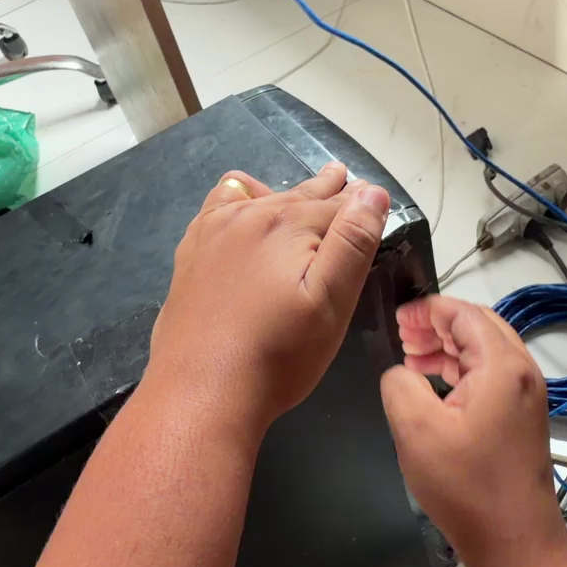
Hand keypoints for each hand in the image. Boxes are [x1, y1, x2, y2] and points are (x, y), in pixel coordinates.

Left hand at [145, 162, 392, 438]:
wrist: (201, 389)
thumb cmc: (279, 354)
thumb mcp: (332, 303)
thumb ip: (353, 243)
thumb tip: (370, 192)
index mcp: (290, 226)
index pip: (338, 205)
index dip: (360, 203)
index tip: (374, 196)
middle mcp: (251, 216)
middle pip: (299, 195)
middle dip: (326, 189)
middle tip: (342, 176)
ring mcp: (215, 231)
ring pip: (260, 196)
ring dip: (285, 192)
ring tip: (300, 191)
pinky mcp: (192, 251)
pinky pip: (218, 205)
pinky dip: (239, 198)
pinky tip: (241, 205)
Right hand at [379, 295, 561, 559]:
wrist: (514, 543)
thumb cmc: (465, 485)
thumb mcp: (415, 428)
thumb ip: (399, 383)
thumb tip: (403, 372)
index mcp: (501, 366)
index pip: (464, 314)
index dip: (427, 310)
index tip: (397, 320)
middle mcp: (521, 373)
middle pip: (479, 327)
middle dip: (438, 325)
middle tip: (402, 337)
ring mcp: (526, 396)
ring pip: (485, 350)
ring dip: (447, 347)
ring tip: (411, 357)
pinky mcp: (521, 417)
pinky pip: (490, 375)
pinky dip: (460, 369)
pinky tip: (433, 384)